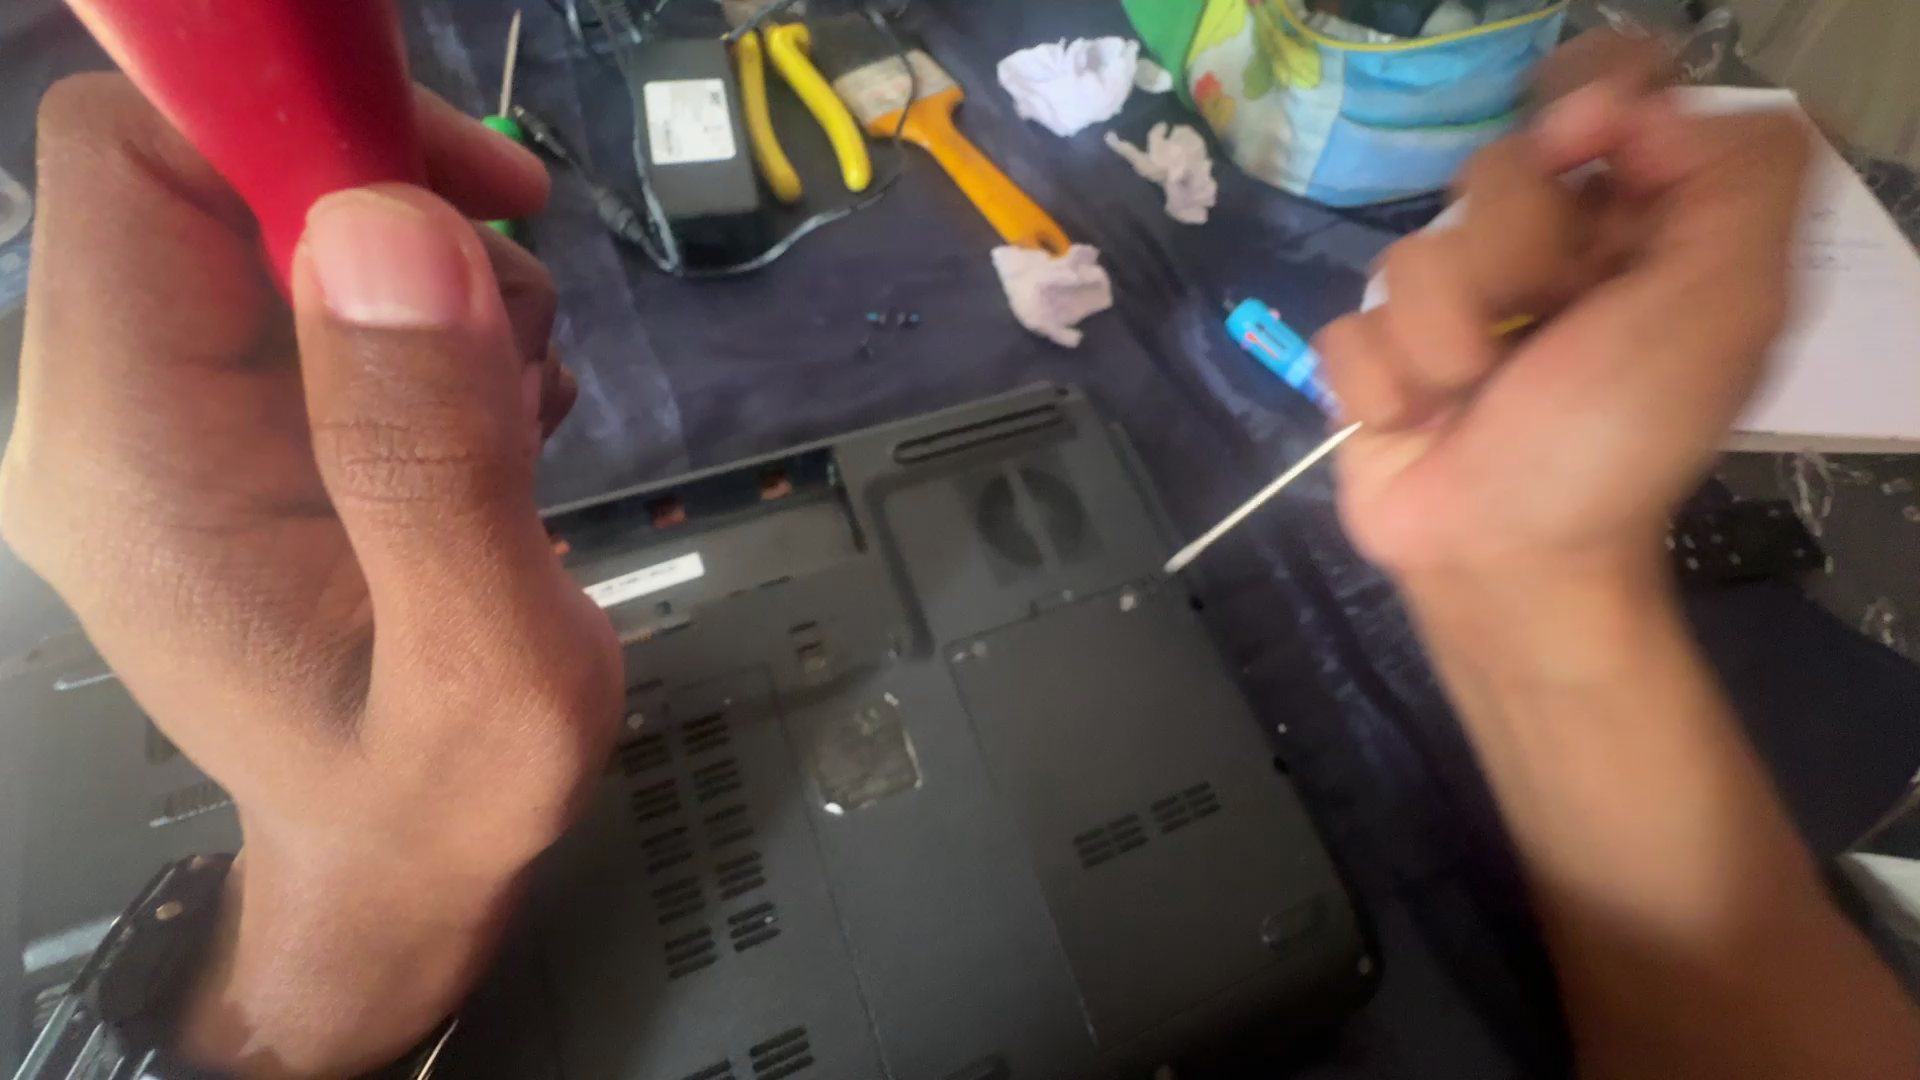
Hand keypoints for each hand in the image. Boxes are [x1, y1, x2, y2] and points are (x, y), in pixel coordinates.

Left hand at [0, 76, 622, 1076]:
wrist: (418, 860)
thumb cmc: (455, 786)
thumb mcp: (484, 646)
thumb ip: (436, 456)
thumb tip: (404, 231)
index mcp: (143, 461)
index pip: (145, 173)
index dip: (312, 130)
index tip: (494, 198)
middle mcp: (137, 422)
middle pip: (240, 200)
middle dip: (423, 238)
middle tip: (531, 353)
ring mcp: (209, 436)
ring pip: (320, 258)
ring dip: (459, 301)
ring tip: (529, 415)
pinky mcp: (281, 450)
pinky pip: (359, 326)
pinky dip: (460, 345)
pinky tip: (512, 430)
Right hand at [1317, 34, 1811, 591]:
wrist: (1498, 551)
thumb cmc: (1608, 444)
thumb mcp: (1721, 309)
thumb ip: (1728, 179)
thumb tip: (1620, 113)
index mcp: (1629, 231)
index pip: (1606, 102)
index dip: (1585, 103)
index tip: (1574, 145)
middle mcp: (1530, 256)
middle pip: (1488, 175)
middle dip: (1507, 263)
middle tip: (1533, 336)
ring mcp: (1436, 310)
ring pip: (1403, 261)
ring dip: (1439, 347)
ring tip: (1463, 403)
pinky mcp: (1367, 359)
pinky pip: (1346, 332)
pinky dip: (1379, 388)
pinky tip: (1407, 424)